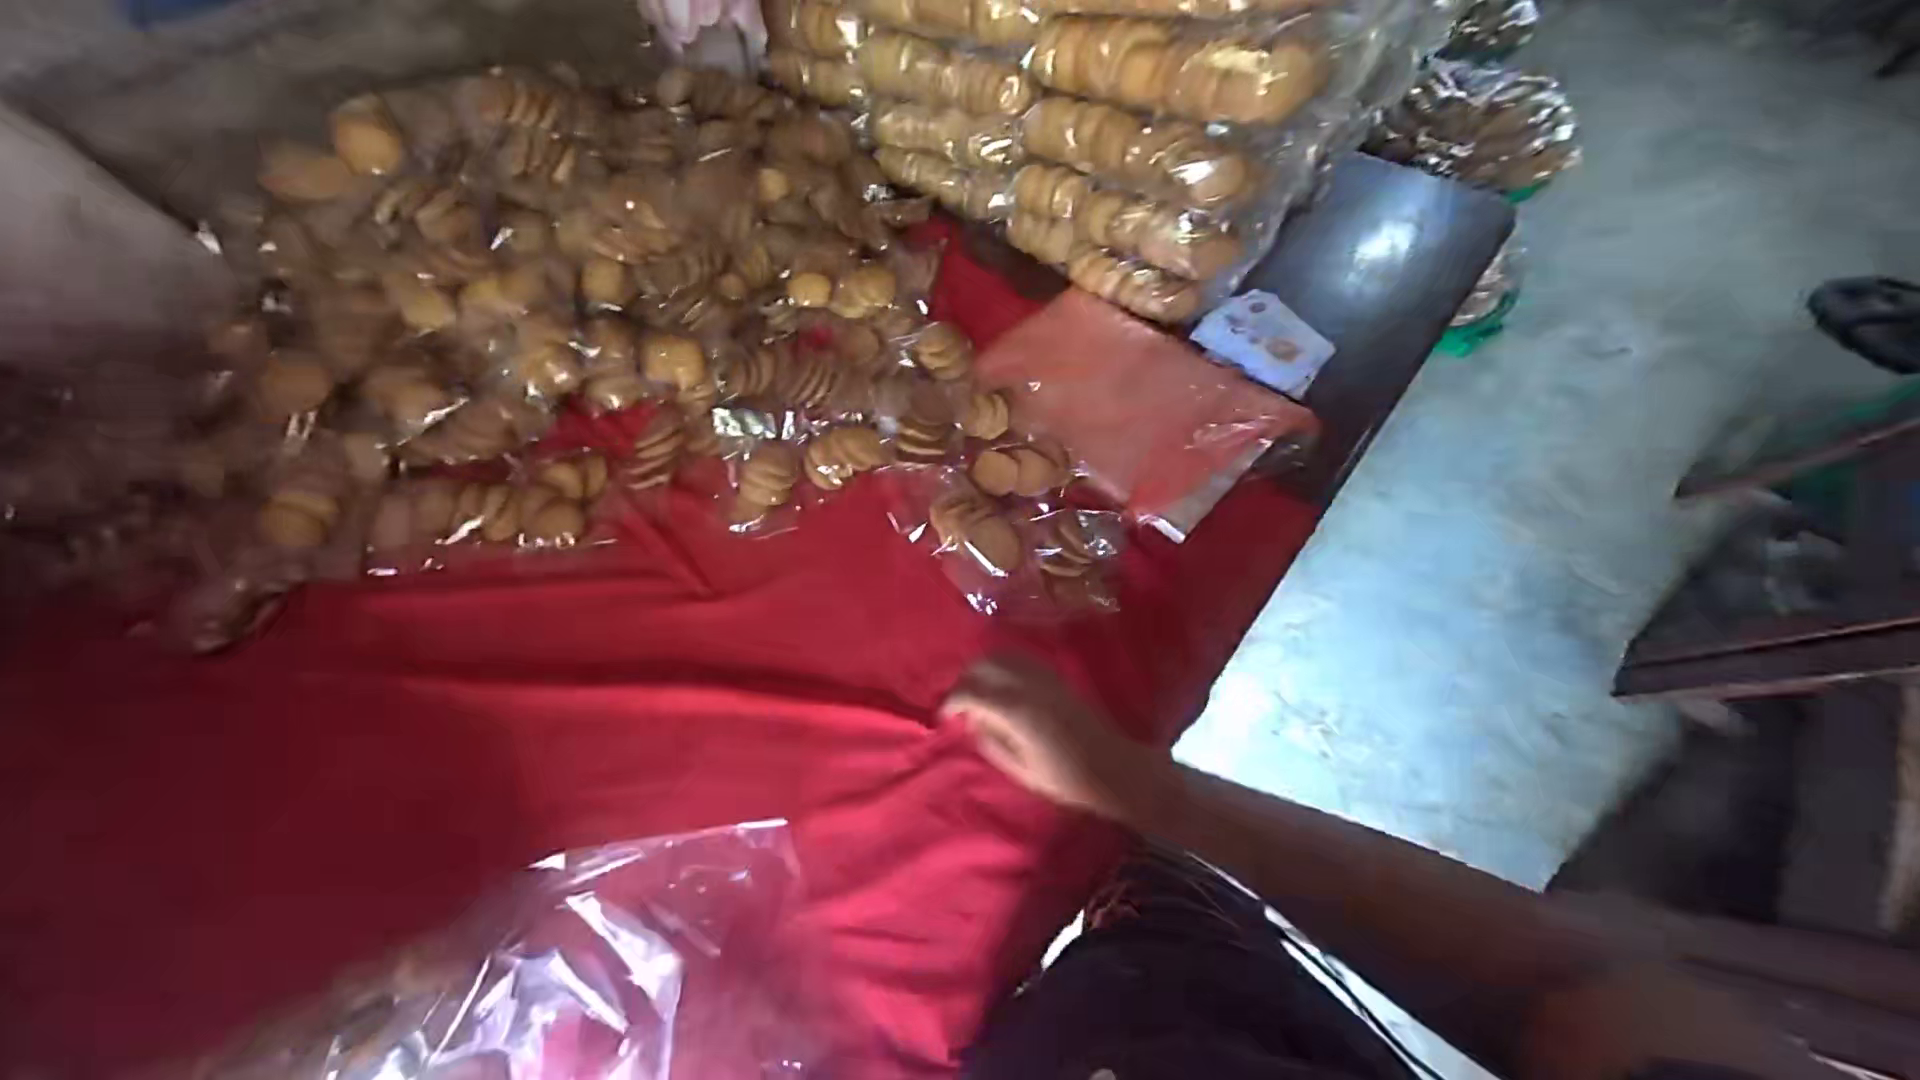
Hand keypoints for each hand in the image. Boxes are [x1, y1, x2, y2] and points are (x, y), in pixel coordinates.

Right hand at [938, 654, 1163, 820]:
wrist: (1112, 767)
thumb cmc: (1065, 778)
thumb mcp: (1020, 769)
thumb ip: (990, 741)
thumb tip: (972, 721)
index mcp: (1016, 711)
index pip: (970, 690)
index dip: (951, 701)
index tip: (944, 717)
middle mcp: (1028, 685)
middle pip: (983, 664)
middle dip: (964, 681)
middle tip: (960, 704)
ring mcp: (1044, 676)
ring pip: (1001, 655)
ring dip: (982, 669)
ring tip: (979, 693)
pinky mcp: (1056, 675)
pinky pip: (1020, 658)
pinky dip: (1003, 665)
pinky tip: (1002, 686)